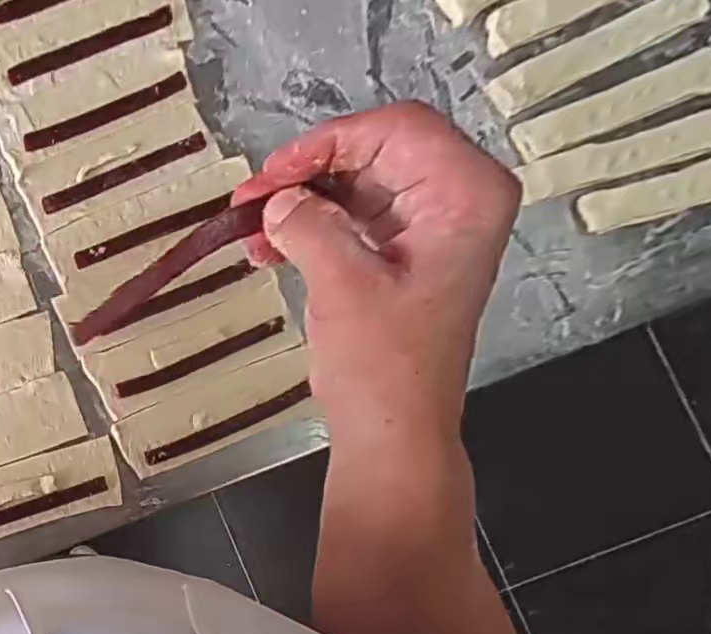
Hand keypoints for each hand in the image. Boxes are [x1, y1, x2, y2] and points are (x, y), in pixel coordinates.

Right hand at [231, 102, 519, 449]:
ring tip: (250, 229)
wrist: (390, 424)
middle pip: (374, 156)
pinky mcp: (397, 259)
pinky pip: (348, 224)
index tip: (267, 175)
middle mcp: (452, 203)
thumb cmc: (382, 364)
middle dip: (305, 175)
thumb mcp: (342, 287)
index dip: (324, 145)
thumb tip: (275, 202)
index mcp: (462, 197)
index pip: (394, 132)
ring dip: (299, 205)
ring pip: (355, 190)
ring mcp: (425, 232)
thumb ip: (309, 230)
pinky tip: (269, 247)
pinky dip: (306, 230)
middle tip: (248, 200)